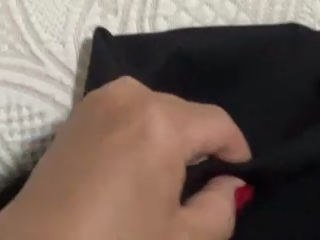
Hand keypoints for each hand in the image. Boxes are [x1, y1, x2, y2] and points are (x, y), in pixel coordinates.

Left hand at [0, 76, 252, 239]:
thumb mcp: (180, 239)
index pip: (217, 121)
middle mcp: (131, 95)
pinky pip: (124, 112)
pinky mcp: (76, 112)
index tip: (243, 176)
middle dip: (200, 143)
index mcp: (161, 120)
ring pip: (152, 108)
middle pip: (183, 111)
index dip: (237, 149)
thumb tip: (232, 185)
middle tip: (207, 185)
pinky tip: (136, 169)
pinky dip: (138, 131)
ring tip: (171, 179)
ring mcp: (99, 99)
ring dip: (167, 135)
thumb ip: (218, 209)